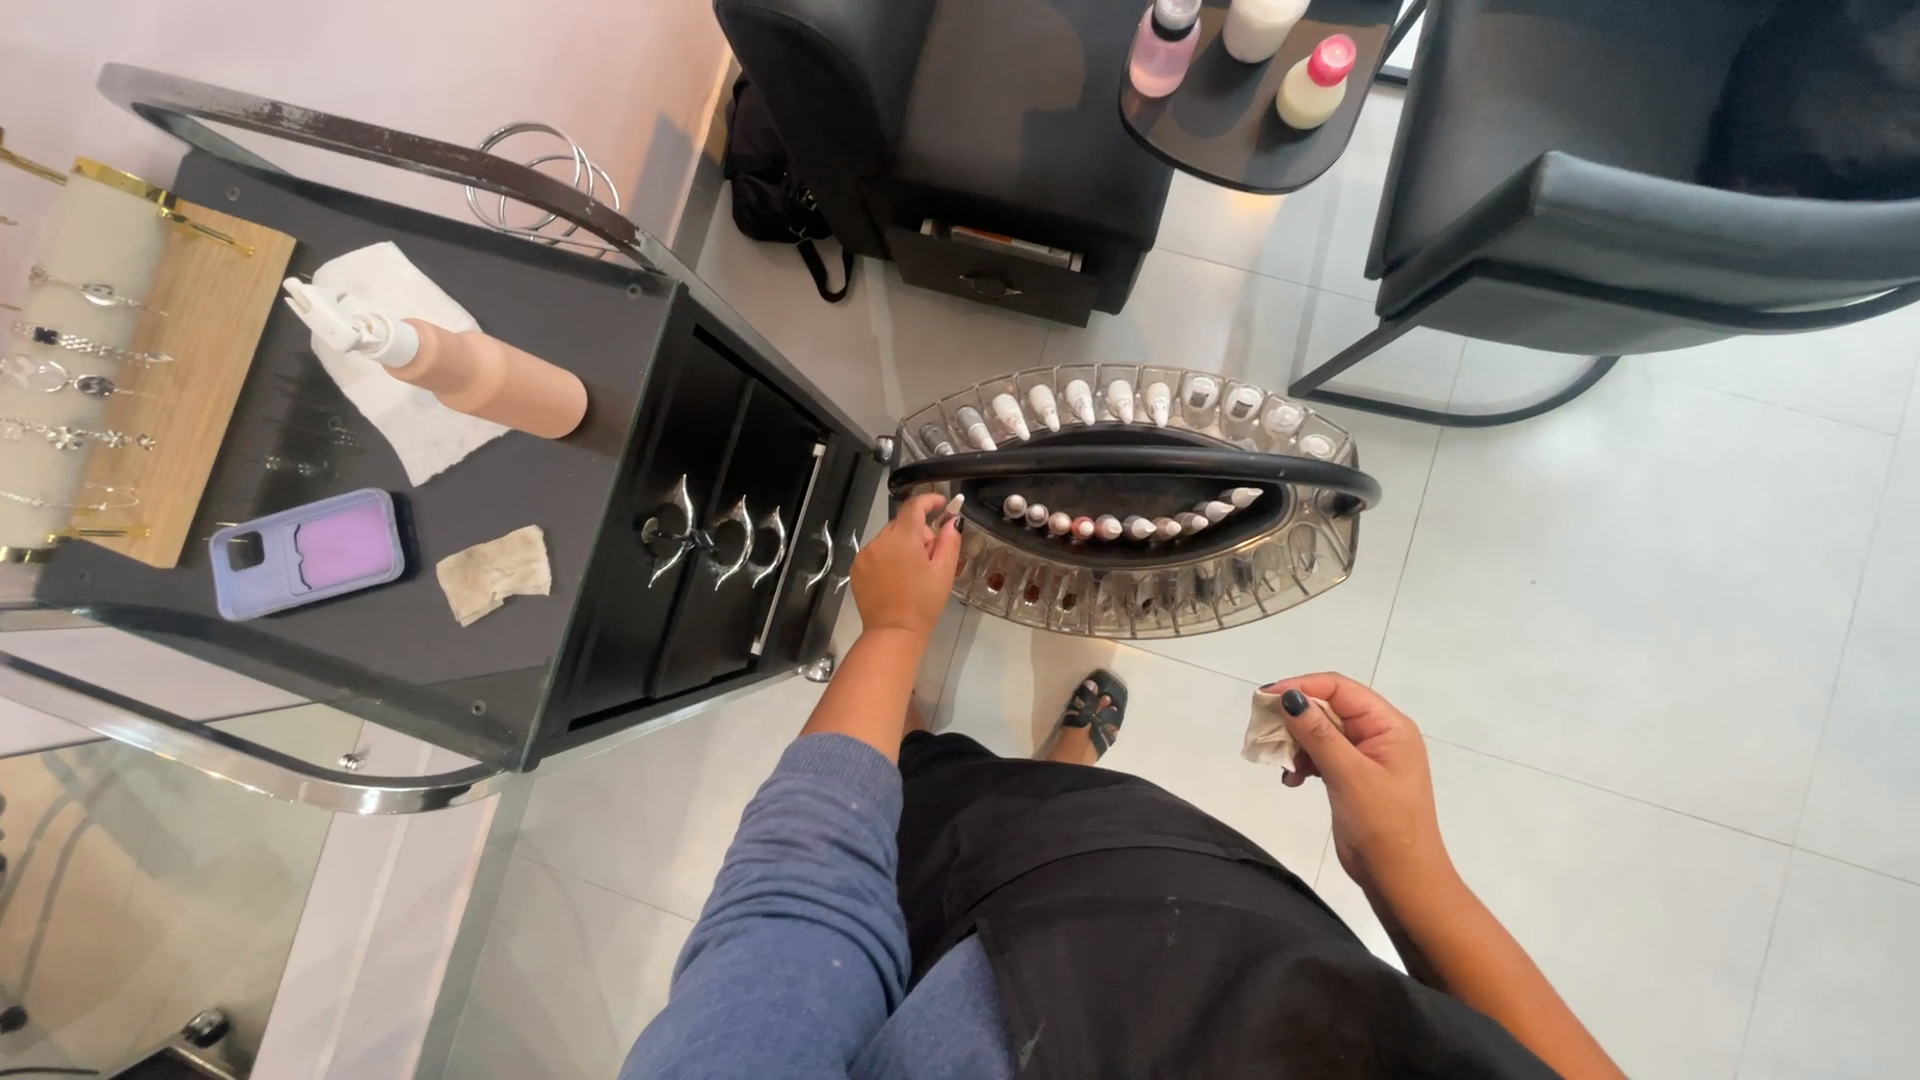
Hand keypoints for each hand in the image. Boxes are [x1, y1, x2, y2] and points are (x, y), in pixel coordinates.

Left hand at [849, 493, 960, 639]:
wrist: (893, 632)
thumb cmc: (924, 603)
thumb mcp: (944, 571)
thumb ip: (949, 540)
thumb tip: (952, 520)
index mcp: (903, 538)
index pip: (914, 506)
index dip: (929, 500)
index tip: (941, 504)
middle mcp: (880, 540)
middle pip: (902, 523)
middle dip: (918, 533)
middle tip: (929, 557)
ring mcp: (865, 554)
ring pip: (888, 538)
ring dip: (901, 545)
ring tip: (911, 572)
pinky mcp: (856, 567)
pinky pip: (875, 552)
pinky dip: (887, 557)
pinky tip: (895, 578)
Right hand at [1267, 673, 1451, 898]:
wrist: (1402, 880)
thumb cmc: (1384, 824)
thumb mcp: (1349, 775)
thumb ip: (1318, 733)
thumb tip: (1290, 696)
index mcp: (1388, 726)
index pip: (1339, 688)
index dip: (1302, 686)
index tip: (1266, 698)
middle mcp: (1378, 734)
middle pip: (1327, 707)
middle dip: (1295, 717)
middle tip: (1263, 728)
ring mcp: (1364, 756)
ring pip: (1319, 731)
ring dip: (1295, 742)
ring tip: (1281, 762)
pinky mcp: (1351, 775)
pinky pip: (1319, 753)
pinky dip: (1302, 762)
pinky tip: (1291, 779)